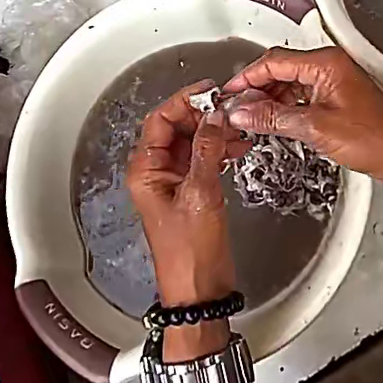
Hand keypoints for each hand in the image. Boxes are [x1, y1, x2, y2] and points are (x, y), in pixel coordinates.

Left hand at [125, 81, 245, 304]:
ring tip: (237, 126)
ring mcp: (172, 180)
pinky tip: (236, 146)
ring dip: (213, 131)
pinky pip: (201, 158)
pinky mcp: (189, 190)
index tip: (208, 91)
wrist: (199, 291)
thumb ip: (207, 151)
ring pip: (190, 141)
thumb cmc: (190, 253)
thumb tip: (214, 118)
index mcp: (145, 169)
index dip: (183, 101)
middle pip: (175, 127)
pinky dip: (218, 149)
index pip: (160, 120)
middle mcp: (155, 171)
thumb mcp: (200, 194)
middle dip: (202, 115)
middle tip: (228, 107)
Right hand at [221, 48, 382, 182]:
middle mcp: (329, 66)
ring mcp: (331, 79)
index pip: (273, 62)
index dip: (246, 77)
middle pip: (278, 68)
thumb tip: (243, 113)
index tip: (230, 93)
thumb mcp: (314, 129)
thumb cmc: (378, 140)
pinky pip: (298, 92)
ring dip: (267, 98)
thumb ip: (273, 118)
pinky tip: (272, 119)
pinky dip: (282, 105)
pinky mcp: (332, 94)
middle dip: (255, 87)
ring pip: (286, 81)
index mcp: (326, 64)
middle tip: (237, 106)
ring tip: (252, 116)